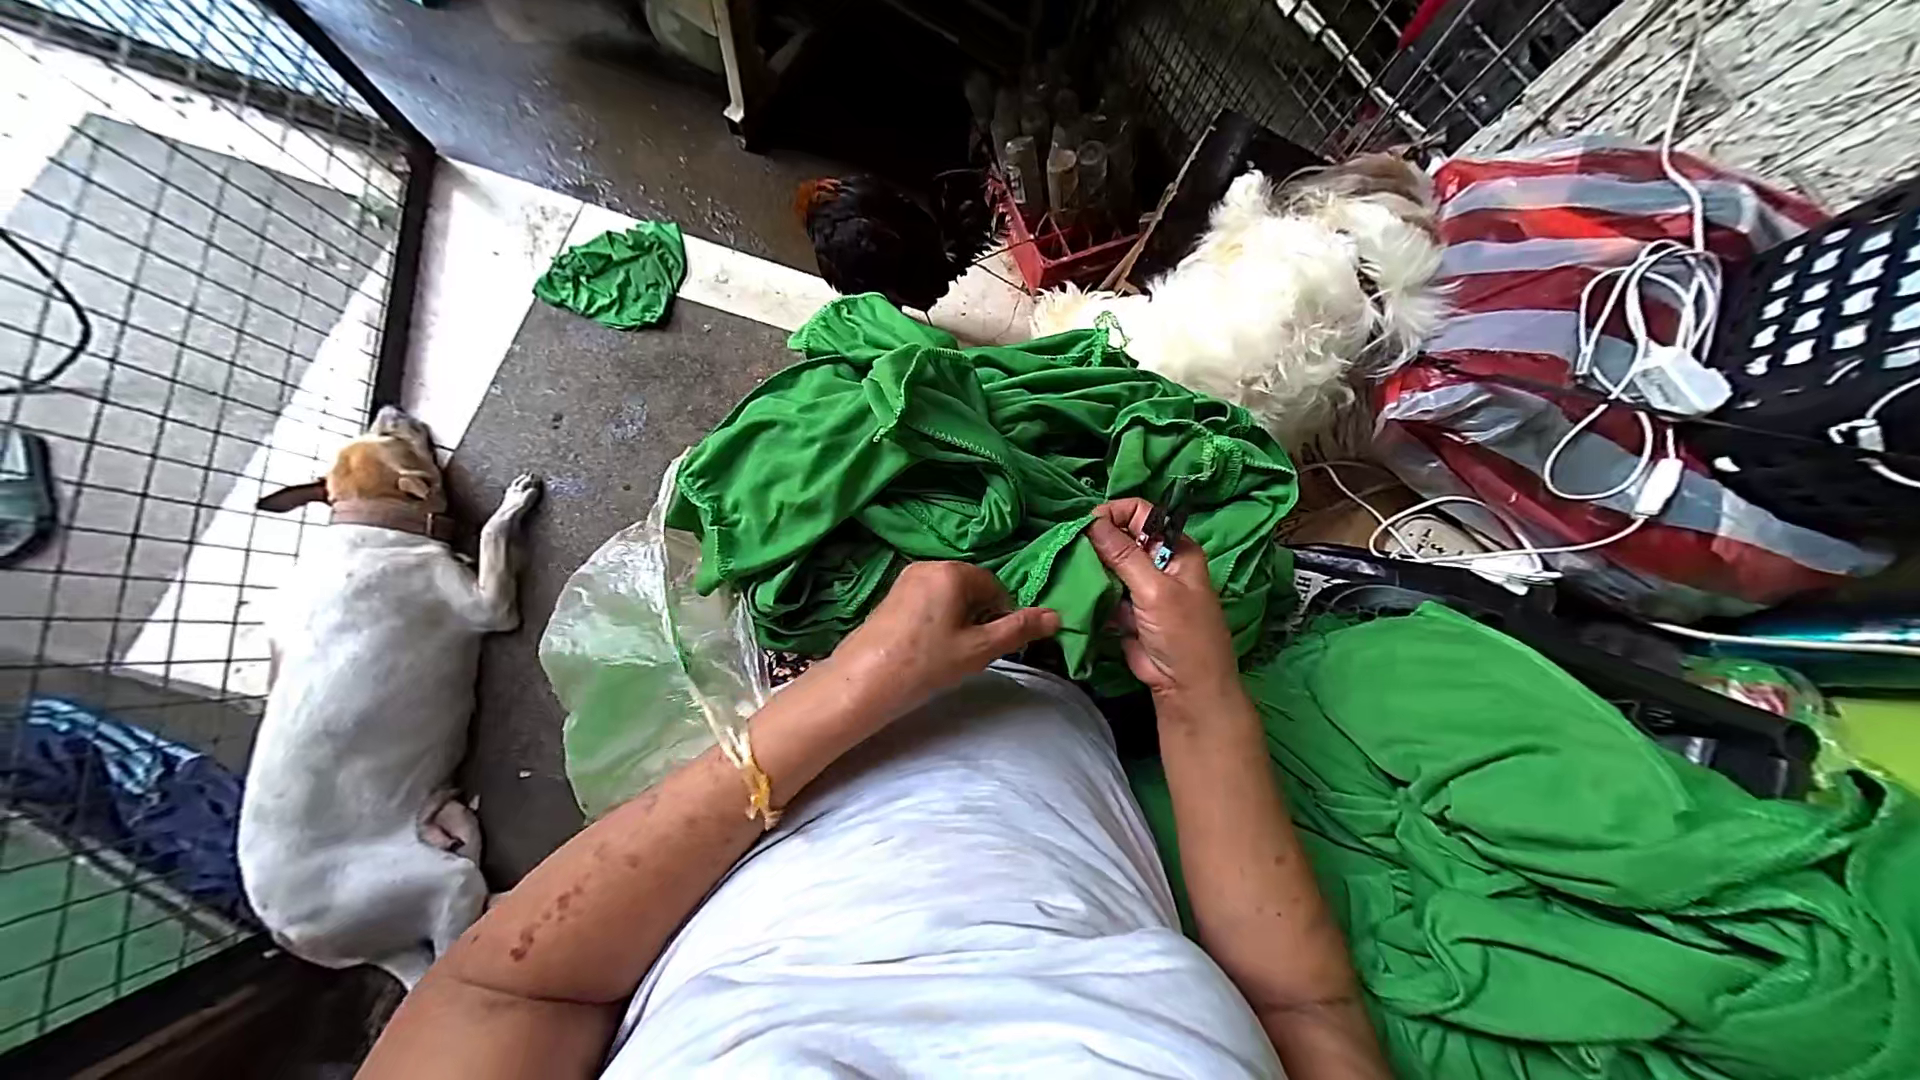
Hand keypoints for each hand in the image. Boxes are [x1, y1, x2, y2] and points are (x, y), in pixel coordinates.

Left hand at [822, 561, 1060, 721]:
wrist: (863, 682)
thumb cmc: (925, 663)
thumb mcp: (978, 649)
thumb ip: (1018, 629)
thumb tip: (1057, 616)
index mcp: (952, 571)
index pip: (994, 585)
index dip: (1000, 615)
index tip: (991, 643)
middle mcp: (928, 565)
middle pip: (971, 587)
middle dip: (979, 615)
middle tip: (968, 650)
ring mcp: (906, 578)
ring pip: (950, 594)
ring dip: (959, 618)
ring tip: (947, 651)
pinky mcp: (892, 595)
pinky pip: (929, 599)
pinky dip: (938, 618)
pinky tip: (927, 646)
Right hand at [1086, 499, 1238, 697]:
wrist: (1185, 687)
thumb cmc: (1182, 635)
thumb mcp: (1155, 590)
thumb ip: (1123, 554)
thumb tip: (1091, 521)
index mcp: (1176, 548)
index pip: (1142, 514)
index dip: (1114, 515)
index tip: (1086, 525)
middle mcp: (1158, 561)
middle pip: (1120, 537)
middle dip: (1096, 540)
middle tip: (1071, 548)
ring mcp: (1140, 585)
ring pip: (1107, 563)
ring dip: (1089, 565)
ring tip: (1067, 568)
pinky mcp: (1124, 608)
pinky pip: (1102, 589)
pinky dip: (1089, 589)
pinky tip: (1073, 589)